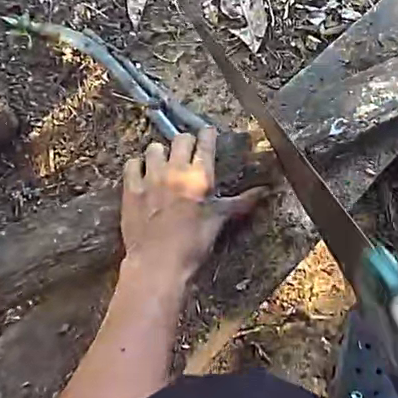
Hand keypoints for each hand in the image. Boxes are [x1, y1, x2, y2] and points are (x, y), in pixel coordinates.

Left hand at [120, 128, 263, 287]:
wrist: (158, 264)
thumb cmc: (193, 244)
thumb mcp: (219, 220)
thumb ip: (241, 202)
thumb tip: (266, 191)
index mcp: (200, 177)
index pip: (205, 142)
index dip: (207, 135)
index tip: (208, 133)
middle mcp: (176, 170)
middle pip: (180, 139)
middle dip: (185, 142)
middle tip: (187, 153)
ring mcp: (151, 177)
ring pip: (154, 148)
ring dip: (160, 153)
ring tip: (163, 165)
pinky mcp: (131, 188)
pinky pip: (132, 163)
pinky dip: (138, 166)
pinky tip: (142, 175)